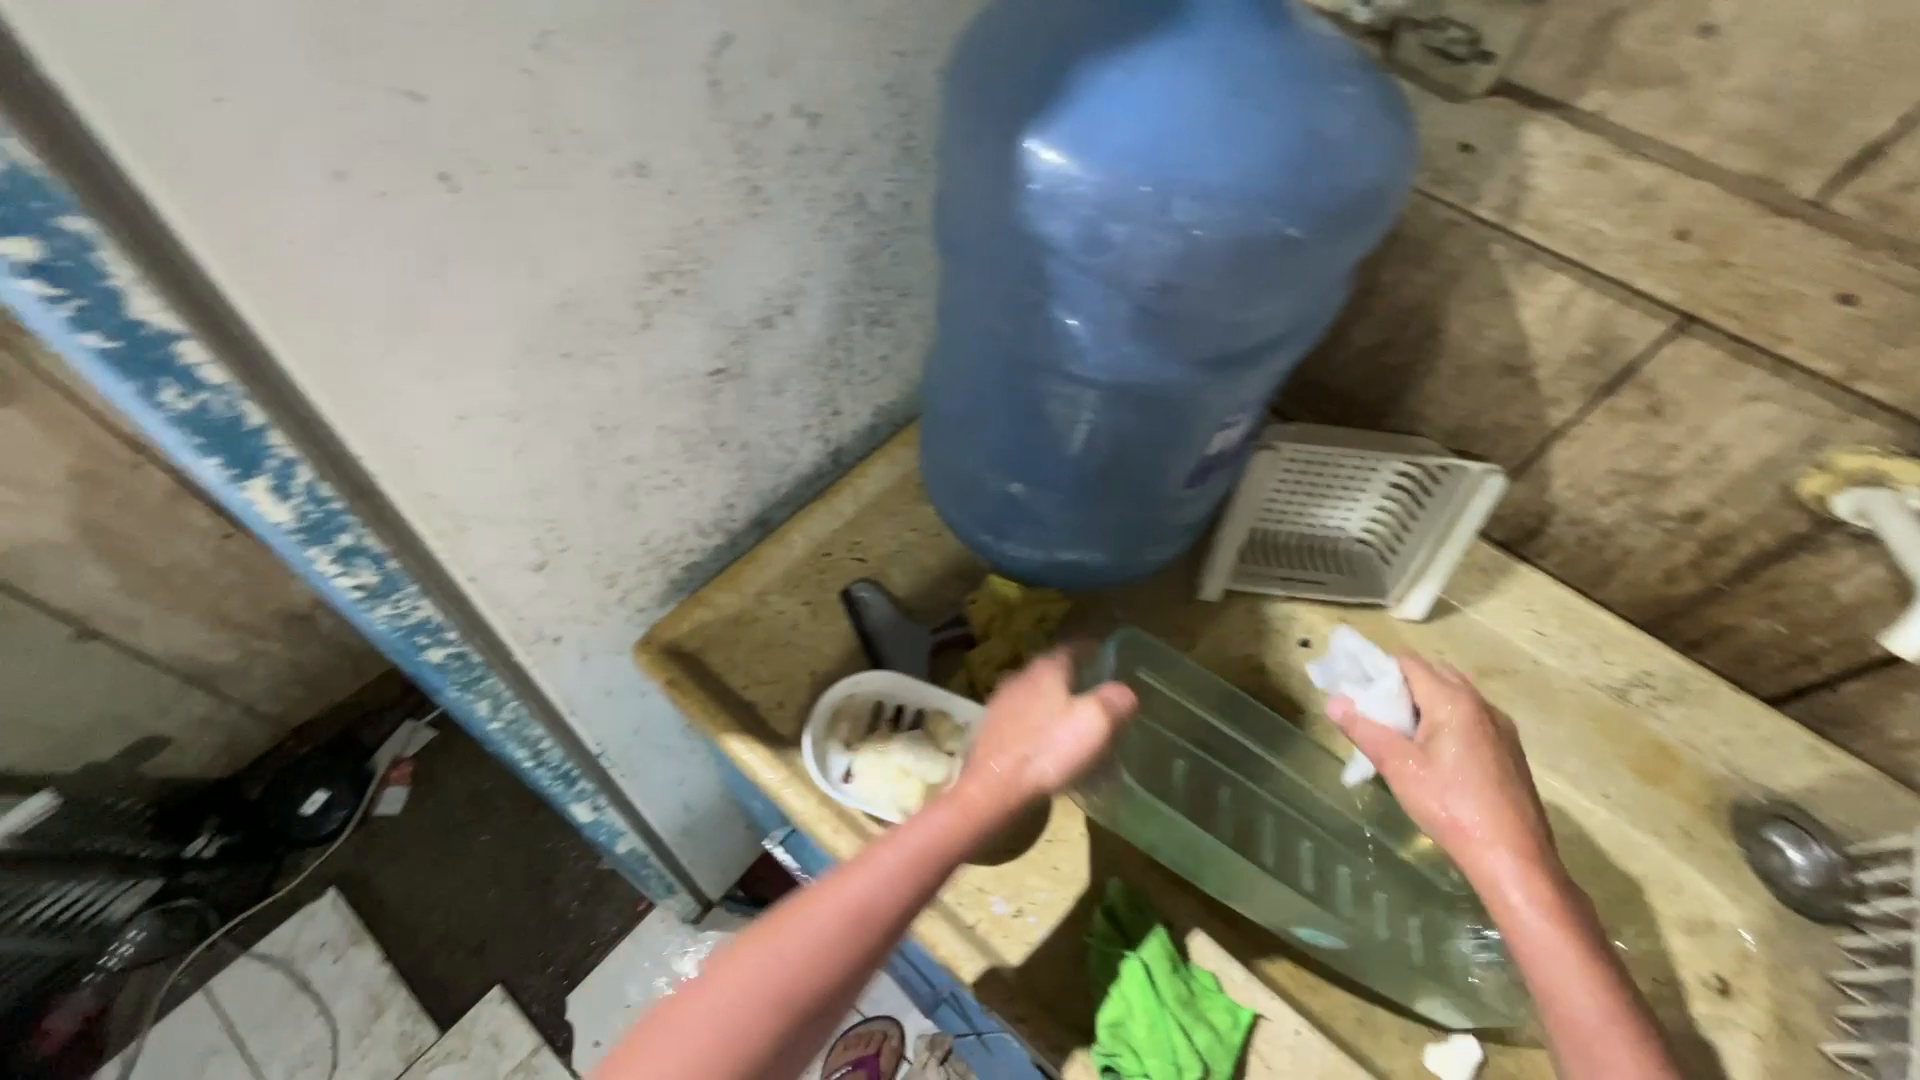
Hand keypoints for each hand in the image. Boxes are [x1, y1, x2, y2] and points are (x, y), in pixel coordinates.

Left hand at [950, 648, 1136, 817]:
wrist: (994, 794)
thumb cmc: (1048, 751)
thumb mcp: (1096, 721)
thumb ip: (1114, 700)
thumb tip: (1123, 691)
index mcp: (1043, 670)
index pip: (1071, 649)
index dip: (1092, 652)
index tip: (1111, 658)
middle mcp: (1019, 682)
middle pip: (1054, 677)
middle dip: (1078, 685)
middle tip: (1103, 699)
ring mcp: (1002, 712)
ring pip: (1041, 705)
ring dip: (1062, 714)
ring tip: (1086, 733)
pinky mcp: (996, 741)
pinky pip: (1030, 732)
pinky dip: (1047, 739)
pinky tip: (1061, 759)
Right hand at [1328, 654, 1557, 885]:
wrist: (1512, 856)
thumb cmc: (1450, 805)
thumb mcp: (1397, 767)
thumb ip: (1363, 729)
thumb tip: (1332, 701)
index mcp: (1453, 701)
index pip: (1409, 662)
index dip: (1378, 668)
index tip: (1356, 687)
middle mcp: (1481, 705)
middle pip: (1434, 673)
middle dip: (1401, 683)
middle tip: (1374, 709)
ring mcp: (1500, 727)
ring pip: (1455, 695)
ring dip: (1425, 701)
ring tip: (1399, 731)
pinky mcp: (1508, 749)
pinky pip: (1470, 717)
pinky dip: (1446, 719)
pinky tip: (1433, 753)